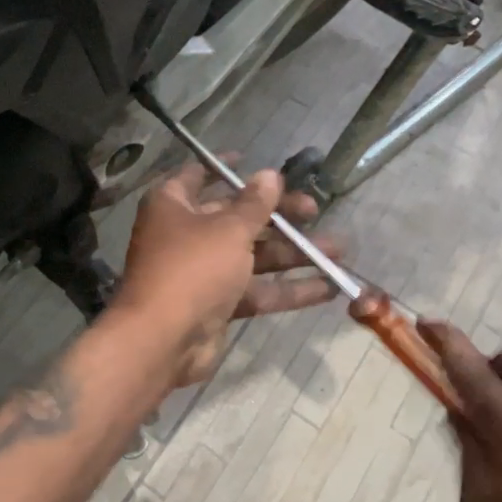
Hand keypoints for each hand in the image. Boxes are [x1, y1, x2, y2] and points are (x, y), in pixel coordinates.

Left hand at [114, 162, 338, 387]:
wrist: (162, 340)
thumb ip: (254, 204)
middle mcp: (184, 234)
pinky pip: (254, 290)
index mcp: (173, 205)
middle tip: (315, 210)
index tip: (254, 161)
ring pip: (251, 256)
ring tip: (339, 250)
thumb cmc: (192, 268)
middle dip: (277, 215)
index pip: (198, 176)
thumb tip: (270, 175)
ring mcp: (200, 272)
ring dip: (292, 254)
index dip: (224, 168)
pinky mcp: (216, 304)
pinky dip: (286, 289)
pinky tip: (328, 288)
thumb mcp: (228, 229)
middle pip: (235, 217)